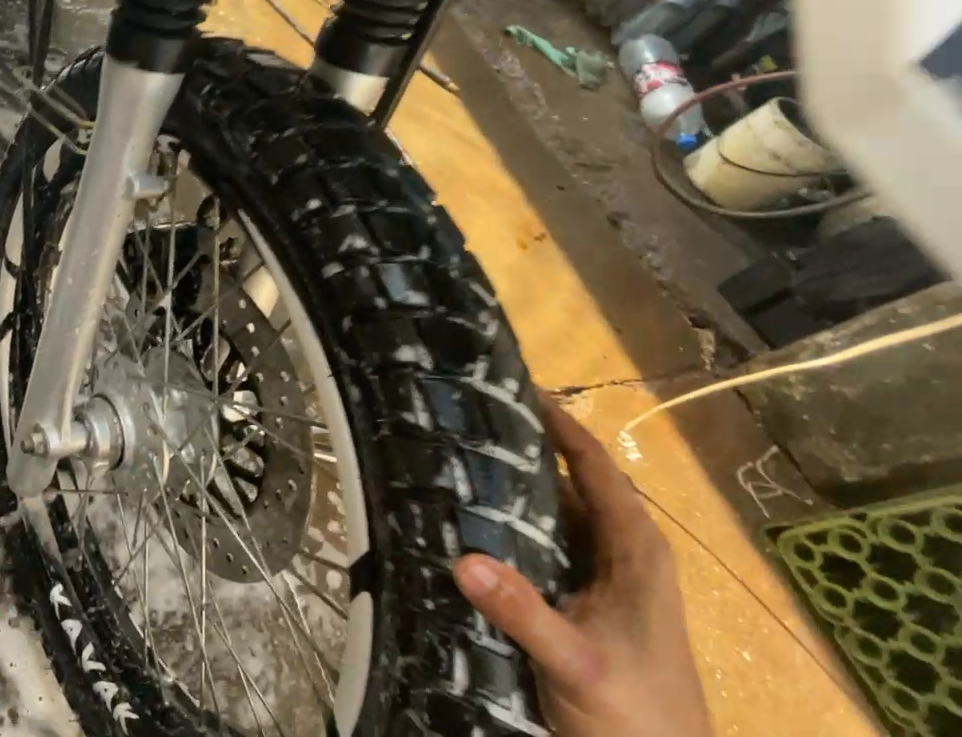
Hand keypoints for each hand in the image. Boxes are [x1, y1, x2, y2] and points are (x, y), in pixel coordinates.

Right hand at [453, 396, 711, 736]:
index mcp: (636, 551)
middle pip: (572, 483)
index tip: (515, 385)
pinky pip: (543, 543)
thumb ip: (523, 612)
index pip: (597, 468)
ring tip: (453, 455)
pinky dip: (509, 523)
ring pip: (555, 514)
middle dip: (523, 447)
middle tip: (461, 416)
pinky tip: (468, 517)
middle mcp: (621, 552)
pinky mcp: (580, 598)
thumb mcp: (576, 664)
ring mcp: (601, 577)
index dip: (561, 425)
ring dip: (513, 486)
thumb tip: (462, 558)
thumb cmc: (635, 716)